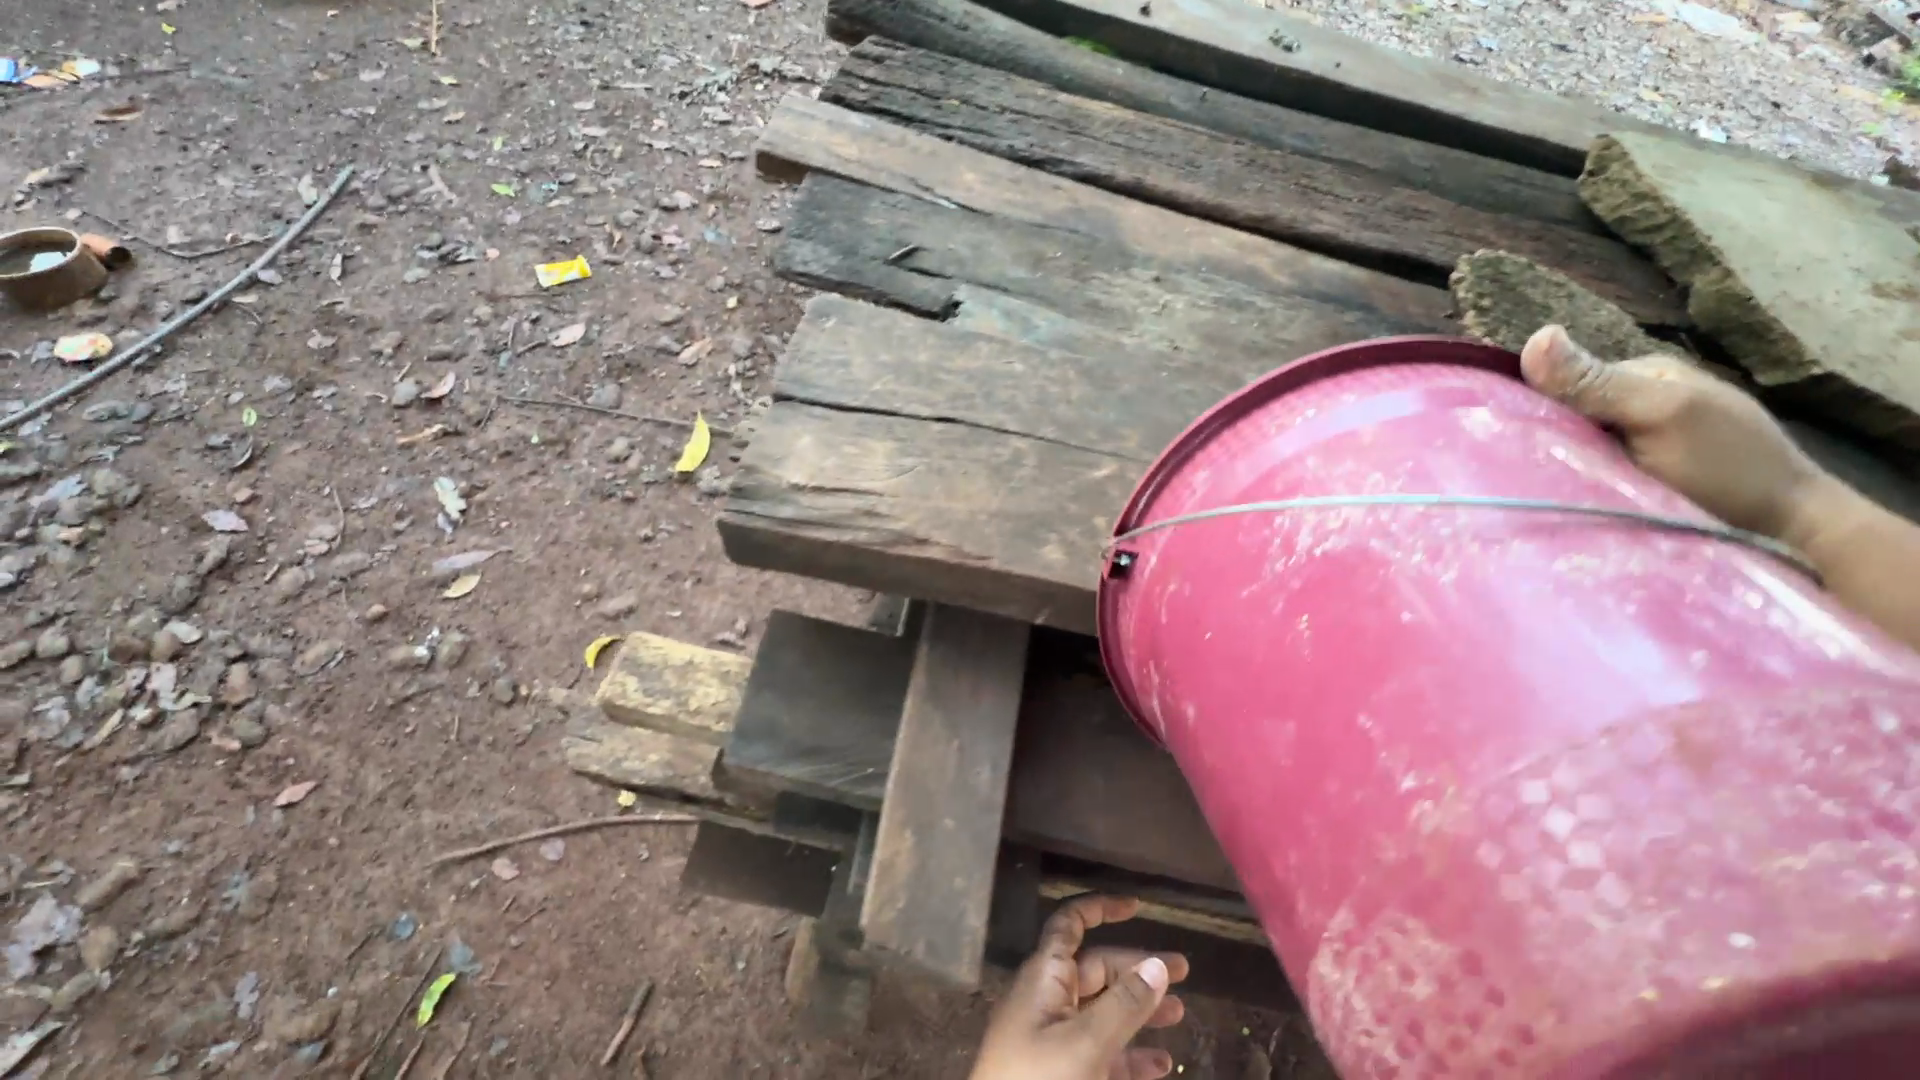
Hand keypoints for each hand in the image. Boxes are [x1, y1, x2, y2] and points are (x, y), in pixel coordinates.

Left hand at [970, 895, 1189, 1079]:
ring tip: (1180, 1016)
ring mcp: (1052, 1040)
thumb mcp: (1086, 1043)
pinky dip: (1129, 1057)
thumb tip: (1157, 964)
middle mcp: (1048, 1000)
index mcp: (1045, 977)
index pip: (1070, 925)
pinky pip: (1100, 1054)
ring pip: (1102, 1013)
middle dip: (1137, 968)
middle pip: (1096, 969)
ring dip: (1140, 1012)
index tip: (1137, 906)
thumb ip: (1124, 1005)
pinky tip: (1161, 1067)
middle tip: (1185, 972)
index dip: (1100, 909)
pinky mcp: (1060, 1074)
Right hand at [1519, 325, 1830, 545]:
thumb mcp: (1660, 413)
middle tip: (1525, 474)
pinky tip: (1558, 501)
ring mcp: (1630, 443)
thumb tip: (1536, 336)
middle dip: (1539, 442)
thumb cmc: (1727, 465)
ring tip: (1534, 492)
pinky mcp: (1629, 480)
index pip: (1555, 384)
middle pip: (1557, 418)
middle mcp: (1628, 404)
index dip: (1527, 408)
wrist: (1788, 528)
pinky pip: (1579, 478)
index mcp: (1633, 377)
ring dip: (1550, 469)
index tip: (1511, 441)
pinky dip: (1566, 488)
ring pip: (1565, 450)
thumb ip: (1597, 383)